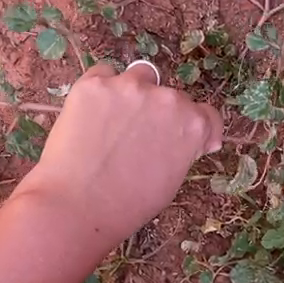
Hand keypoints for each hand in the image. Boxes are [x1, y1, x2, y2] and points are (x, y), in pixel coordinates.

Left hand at [14, 62, 221, 244]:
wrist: (76, 206)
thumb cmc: (127, 206)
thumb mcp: (170, 182)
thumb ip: (181, 151)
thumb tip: (178, 140)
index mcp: (191, 125)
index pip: (206, 114)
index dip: (200, 129)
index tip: (192, 141)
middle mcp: (166, 98)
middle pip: (171, 97)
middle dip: (161, 116)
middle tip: (141, 141)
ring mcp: (128, 87)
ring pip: (139, 77)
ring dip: (135, 94)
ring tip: (116, 123)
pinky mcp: (93, 84)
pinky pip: (103, 76)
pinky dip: (103, 91)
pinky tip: (93, 115)